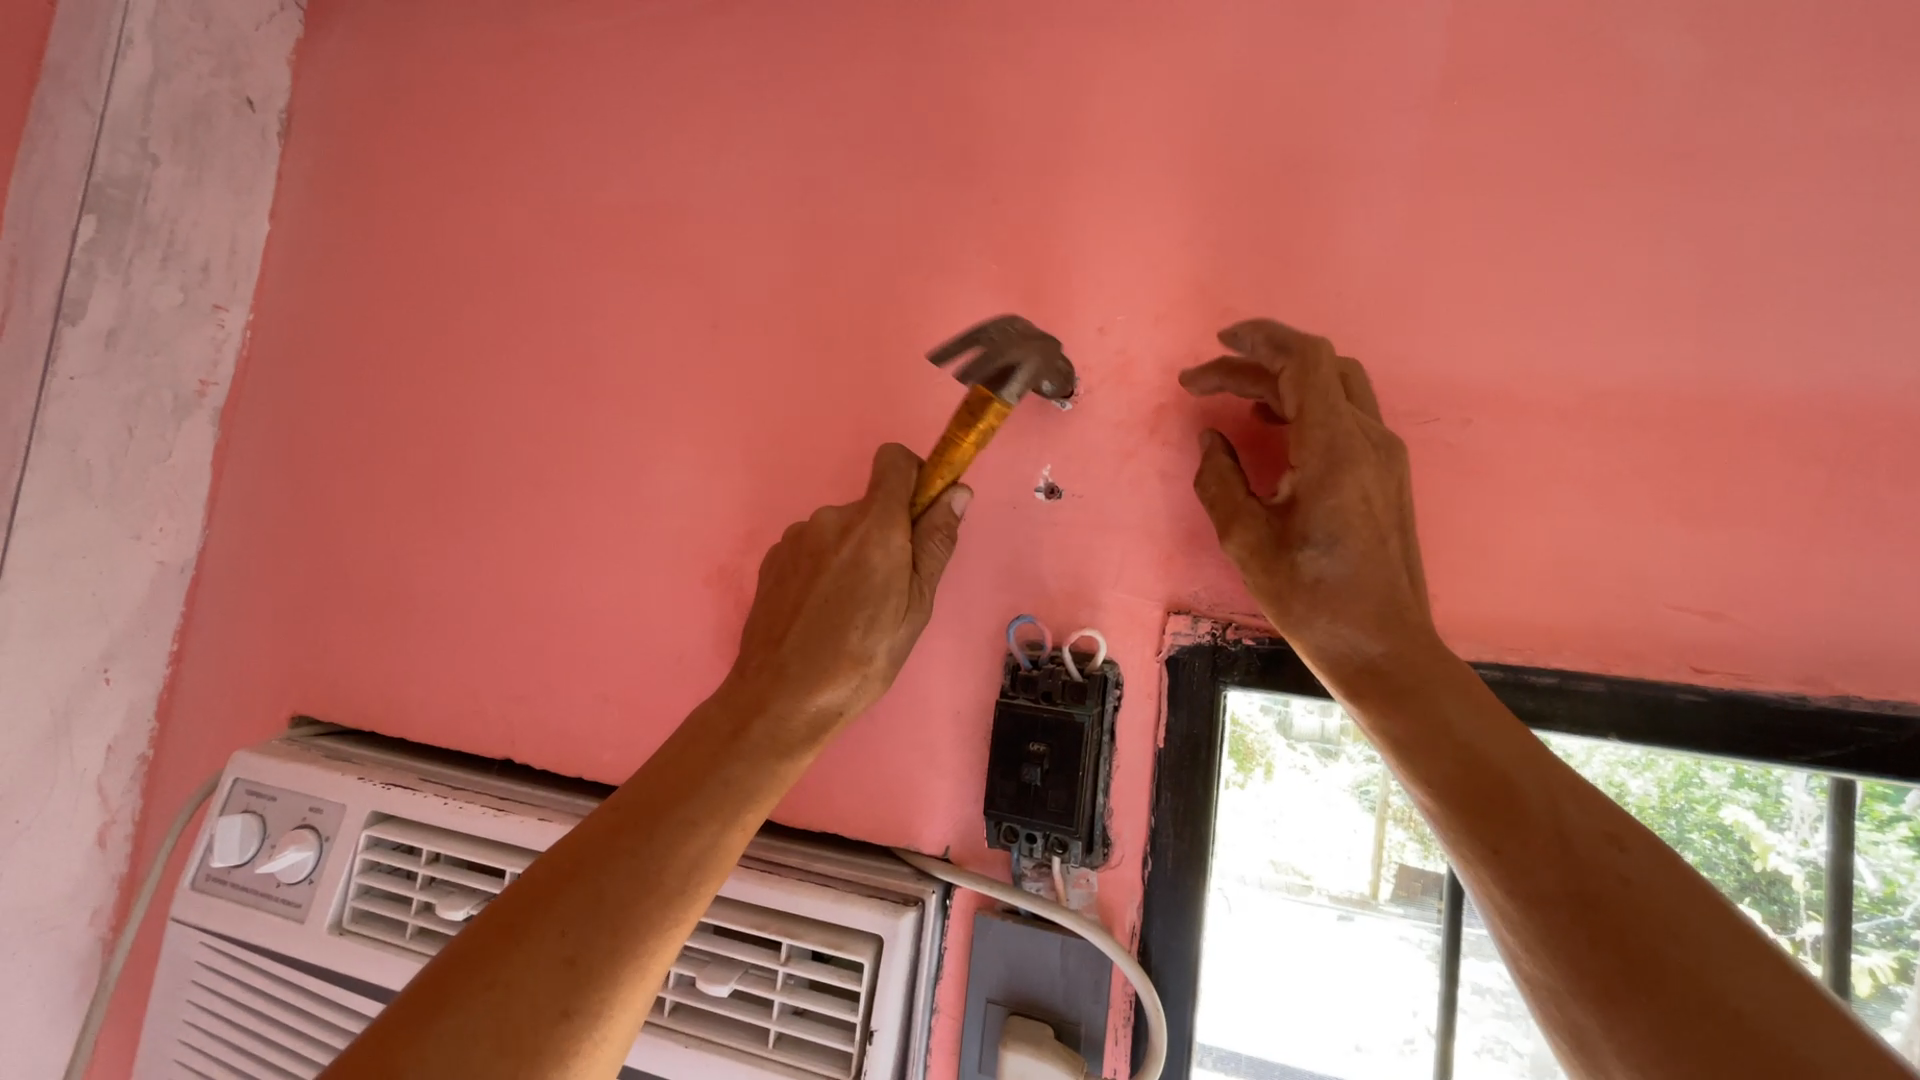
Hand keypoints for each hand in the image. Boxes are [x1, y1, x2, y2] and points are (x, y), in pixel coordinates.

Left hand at [718, 444, 969, 730]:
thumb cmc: (862, 659)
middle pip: (870, 507)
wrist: (781, 698)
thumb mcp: (916, 607)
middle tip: (889, 595)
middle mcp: (831, 519)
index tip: (922, 517)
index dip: (915, 477)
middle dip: (886, 537)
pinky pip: (813, 550)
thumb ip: (935, 543)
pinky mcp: (772, 560)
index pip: (894, 460)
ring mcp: (795, 538)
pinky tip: (821, 614)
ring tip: (850, 613)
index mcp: (873, 526)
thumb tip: (956, 492)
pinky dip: (824, 570)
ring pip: (840, 532)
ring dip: (853, 556)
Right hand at [1182, 319, 1435, 676]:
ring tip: (1232, 403)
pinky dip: (1304, 407)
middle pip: (1319, 368)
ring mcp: (1385, 456)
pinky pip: (1345, 417)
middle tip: (1202, 383)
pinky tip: (1271, 430)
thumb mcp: (1246, 542)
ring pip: (1336, 389)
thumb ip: (1219, 480)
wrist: (1383, 646)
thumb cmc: (1312, 599)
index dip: (1260, 339)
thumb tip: (1210, 439)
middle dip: (1258, 364)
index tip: (1217, 343)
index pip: (1305, 361)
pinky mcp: (1385, 474)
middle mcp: (1369, 439)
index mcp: (1335, 449)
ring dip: (1282, 384)